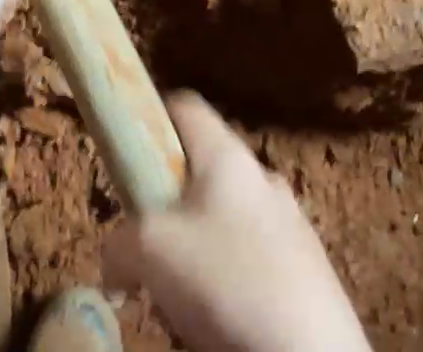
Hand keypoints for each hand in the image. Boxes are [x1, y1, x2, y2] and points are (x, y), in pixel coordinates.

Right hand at [103, 94, 370, 351]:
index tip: (129, 153)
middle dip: (168, 203)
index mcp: (227, 156)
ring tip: (177, 291)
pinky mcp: (307, 267)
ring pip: (225, 218)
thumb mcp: (148, 251)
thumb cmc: (225, 279)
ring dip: (195, 247)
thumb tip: (115, 261)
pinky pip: (251, 257)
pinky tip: (214, 317)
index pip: (184, 105)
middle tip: (146, 240)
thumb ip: (118, 243)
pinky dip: (226, 278)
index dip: (152, 119)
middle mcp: (262, 177)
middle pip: (202, 170)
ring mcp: (290, 222)